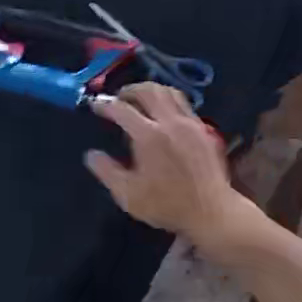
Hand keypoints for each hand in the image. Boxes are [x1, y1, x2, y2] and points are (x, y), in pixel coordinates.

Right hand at [85, 83, 258, 248]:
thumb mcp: (129, 195)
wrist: (210, 211)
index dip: (105, 105)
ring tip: (140, 100)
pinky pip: (183, 103)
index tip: (95, 106)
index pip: (122, 109)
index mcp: (149, 136)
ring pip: (168, 91)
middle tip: (118, 98)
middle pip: (148, 90)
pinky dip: (168, 100)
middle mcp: (170, 122)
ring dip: (150, 90)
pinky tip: (163, 113)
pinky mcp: (203, 128)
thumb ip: (107, 172)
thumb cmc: (167, 205)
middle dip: (129, 90)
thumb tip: (91, 155)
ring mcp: (189, 122)